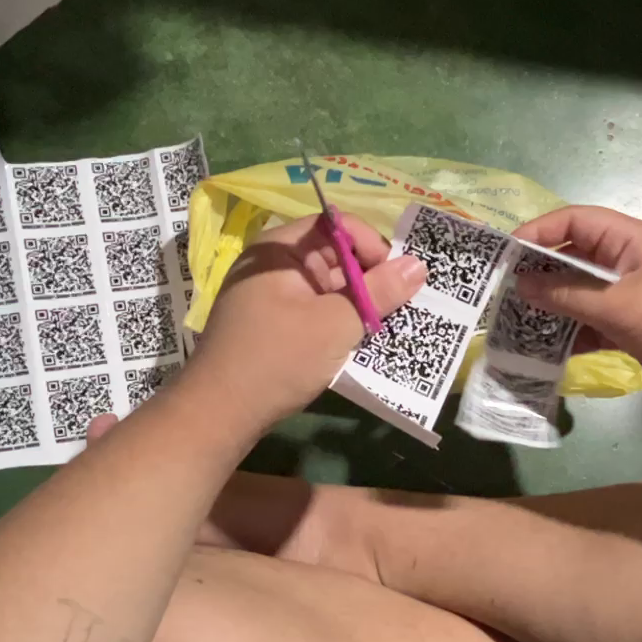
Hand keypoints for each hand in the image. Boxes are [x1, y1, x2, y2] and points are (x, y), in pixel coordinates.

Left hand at [184, 213, 426, 426]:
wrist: (221, 414)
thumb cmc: (278, 359)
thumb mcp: (336, 324)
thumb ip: (380, 294)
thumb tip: (420, 266)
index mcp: (280, 250)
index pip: (336, 226)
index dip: (371, 246)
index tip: (395, 281)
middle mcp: (274, 266)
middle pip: (335, 257)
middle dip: (371, 280)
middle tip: (399, 308)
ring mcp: (272, 298)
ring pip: (330, 289)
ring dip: (359, 306)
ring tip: (385, 328)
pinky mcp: (275, 327)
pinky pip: (318, 312)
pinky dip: (341, 324)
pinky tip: (359, 345)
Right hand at [513, 206, 641, 397]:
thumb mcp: (617, 306)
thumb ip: (566, 295)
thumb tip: (520, 284)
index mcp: (631, 240)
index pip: (576, 220)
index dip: (540, 231)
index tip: (507, 253)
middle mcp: (628, 260)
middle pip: (575, 256)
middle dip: (542, 272)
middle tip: (506, 290)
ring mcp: (630, 293)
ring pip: (581, 291)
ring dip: (554, 305)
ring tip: (520, 321)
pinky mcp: (630, 323)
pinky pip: (592, 320)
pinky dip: (573, 331)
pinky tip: (549, 347)